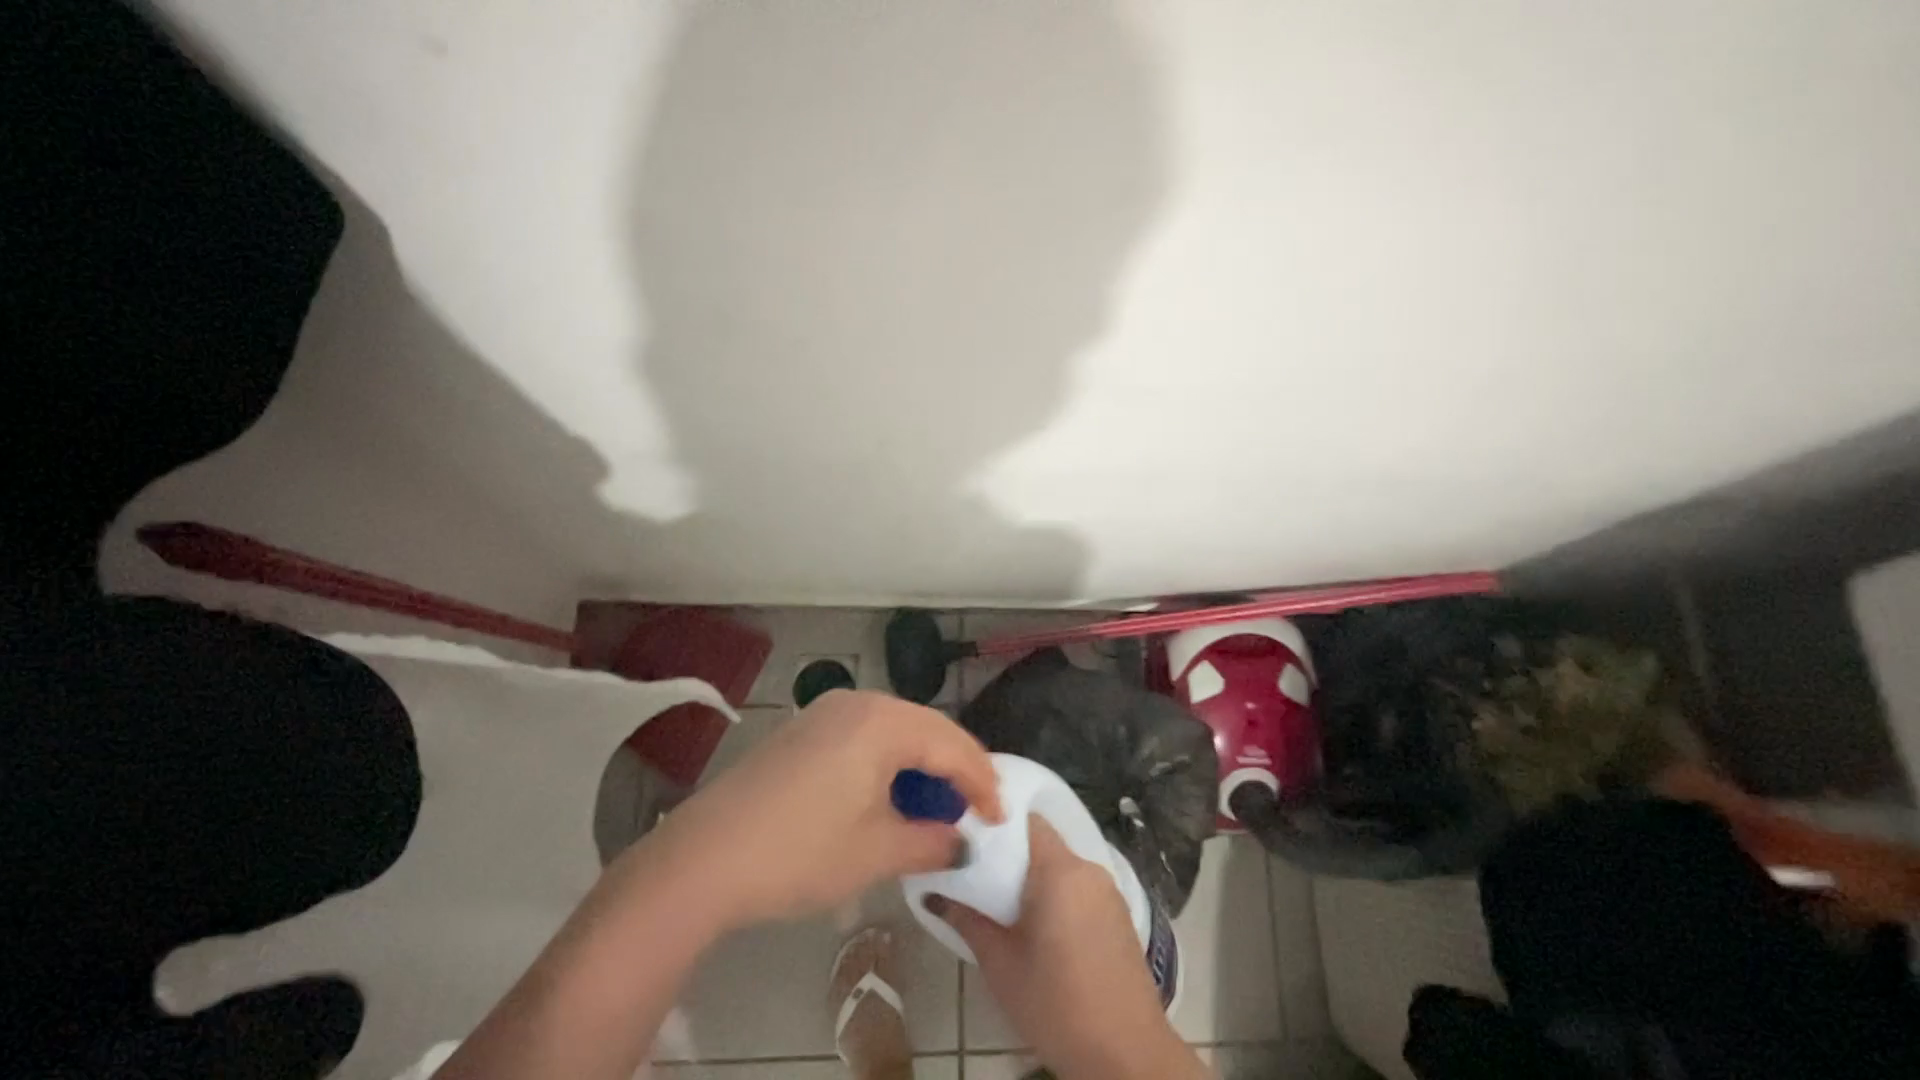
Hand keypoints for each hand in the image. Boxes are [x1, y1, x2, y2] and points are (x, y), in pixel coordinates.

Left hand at [630, 690, 1003, 927]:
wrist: (702, 859)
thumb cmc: (800, 853)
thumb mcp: (876, 853)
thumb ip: (932, 842)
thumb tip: (963, 842)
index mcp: (881, 722)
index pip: (951, 746)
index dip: (982, 784)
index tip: (1001, 820)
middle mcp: (855, 703)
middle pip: (925, 730)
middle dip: (955, 769)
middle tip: (977, 810)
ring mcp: (823, 714)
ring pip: (894, 732)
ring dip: (921, 766)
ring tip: (936, 808)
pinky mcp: (801, 733)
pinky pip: (863, 738)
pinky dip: (888, 765)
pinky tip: (889, 798)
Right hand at [928, 818, 1204, 1079]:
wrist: (1126, 1053)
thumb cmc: (1056, 1004)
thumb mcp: (1000, 964)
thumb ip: (967, 920)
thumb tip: (934, 893)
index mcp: (1060, 871)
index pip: (1025, 820)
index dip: (993, 823)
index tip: (964, 836)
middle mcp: (1089, 869)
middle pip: (1042, 842)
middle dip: (1007, 853)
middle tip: (971, 871)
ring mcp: (1109, 891)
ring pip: (1060, 866)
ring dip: (1031, 876)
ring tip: (996, 899)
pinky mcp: (1118, 915)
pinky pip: (1078, 887)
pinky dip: (1053, 893)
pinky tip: (1033, 922)